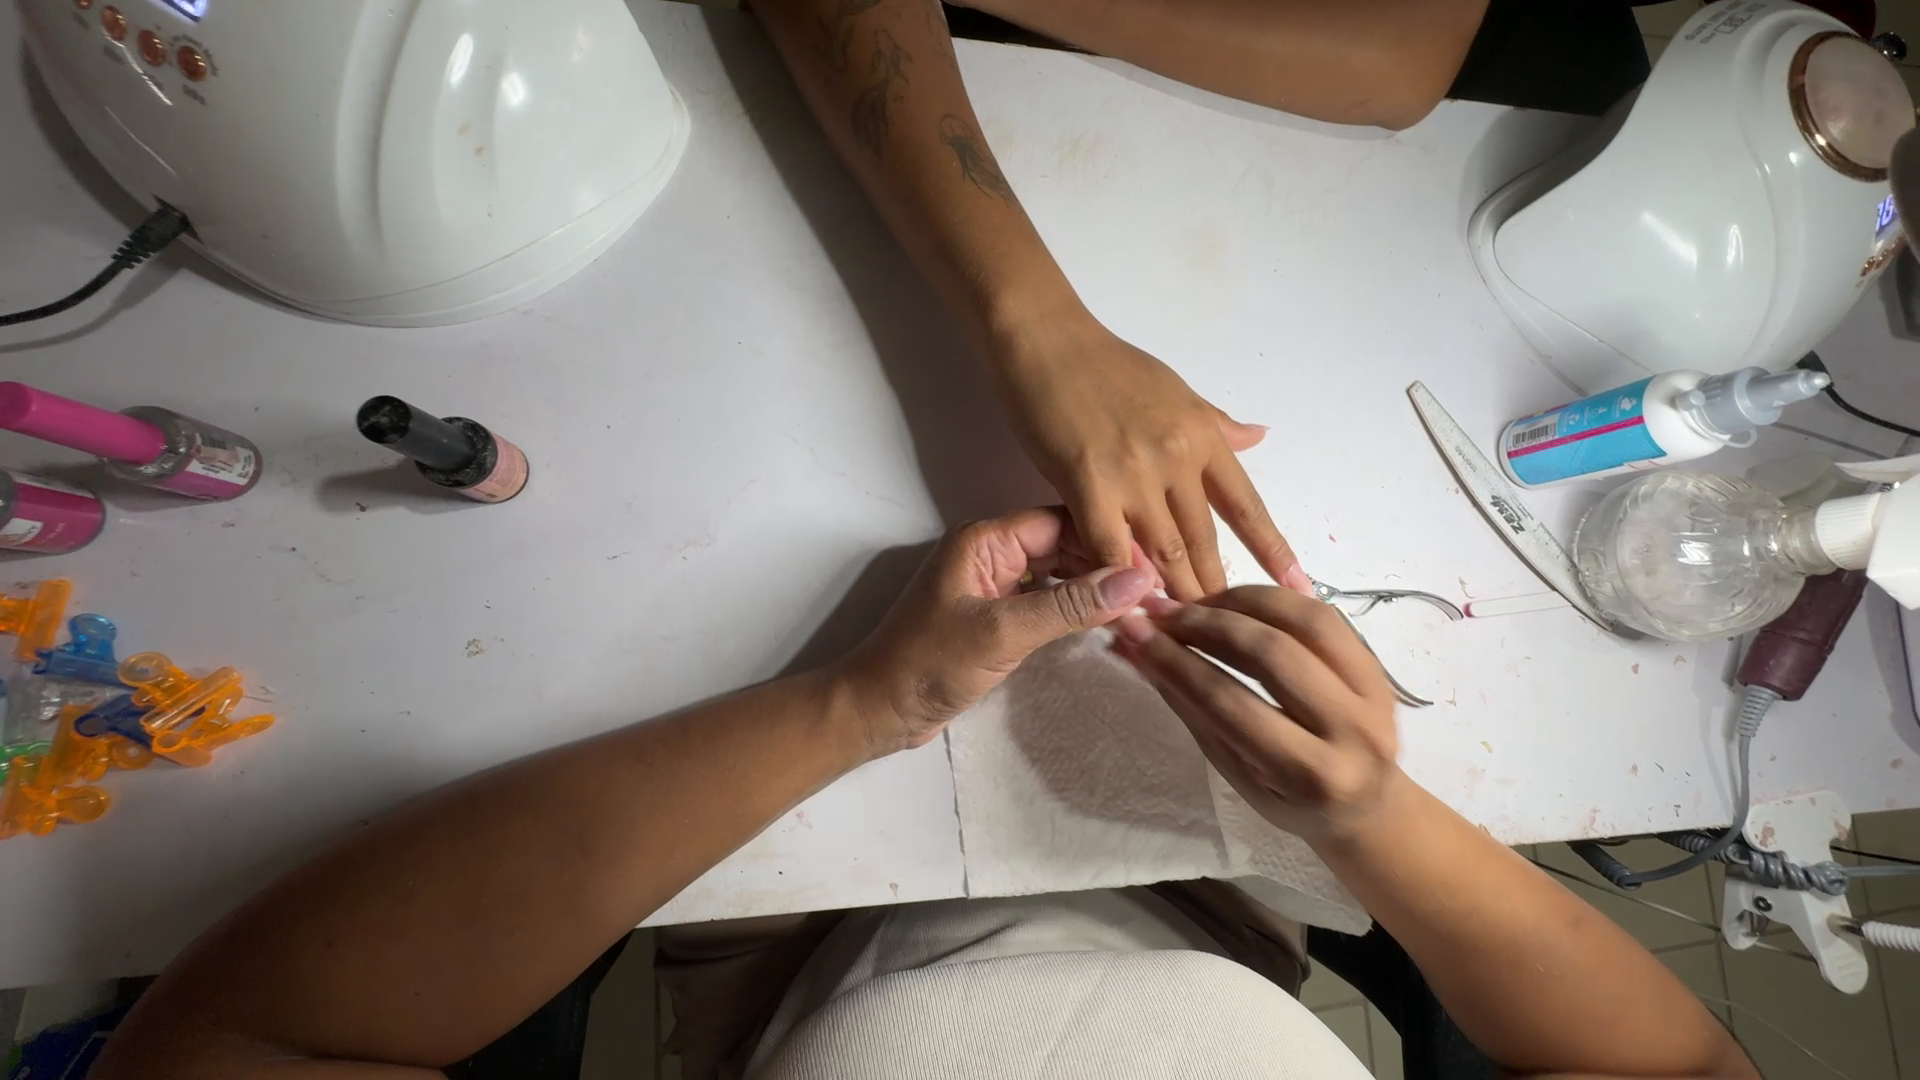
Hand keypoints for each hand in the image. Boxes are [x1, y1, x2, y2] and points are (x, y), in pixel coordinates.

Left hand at [837, 507, 1155, 756]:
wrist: (882, 708)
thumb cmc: (930, 664)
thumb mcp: (1003, 632)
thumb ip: (1069, 605)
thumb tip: (1137, 580)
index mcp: (985, 540)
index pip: (1062, 522)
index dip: (1109, 540)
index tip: (1157, 564)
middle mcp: (991, 552)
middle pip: (1063, 543)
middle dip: (1106, 563)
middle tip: (1158, 588)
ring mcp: (994, 583)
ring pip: (1057, 571)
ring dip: (1093, 585)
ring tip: (1143, 603)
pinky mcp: (996, 613)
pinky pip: (1045, 598)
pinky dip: (1074, 606)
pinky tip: (1106, 618)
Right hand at [990, 309, 1304, 600]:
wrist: (1048, 343)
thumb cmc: (1106, 366)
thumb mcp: (1175, 390)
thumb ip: (1216, 423)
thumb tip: (1258, 437)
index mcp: (1203, 436)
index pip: (1246, 506)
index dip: (1272, 551)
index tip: (1299, 588)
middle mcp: (1178, 458)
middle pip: (1204, 541)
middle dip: (1213, 589)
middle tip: (1222, 630)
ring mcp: (1134, 473)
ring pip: (1162, 551)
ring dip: (1173, 595)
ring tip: (1181, 630)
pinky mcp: (1087, 483)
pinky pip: (1109, 545)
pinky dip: (1118, 578)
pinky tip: (1125, 605)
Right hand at [1109, 587, 1399, 841]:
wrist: (1366, 803)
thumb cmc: (1286, 798)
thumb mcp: (1231, 768)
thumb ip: (1188, 706)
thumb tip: (1133, 650)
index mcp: (1312, 775)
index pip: (1230, 703)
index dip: (1176, 662)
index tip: (1134, 633)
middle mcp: (1354, 732)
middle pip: (1271, 654)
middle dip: (1205, 625)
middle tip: (1162, 611)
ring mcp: (1376, 692)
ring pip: (1303, 620)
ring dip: (1240, 601)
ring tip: (1197, 603)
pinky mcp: (1380, 664)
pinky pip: (1322, 613)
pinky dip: (1273, 598)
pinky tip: (1235, 600)